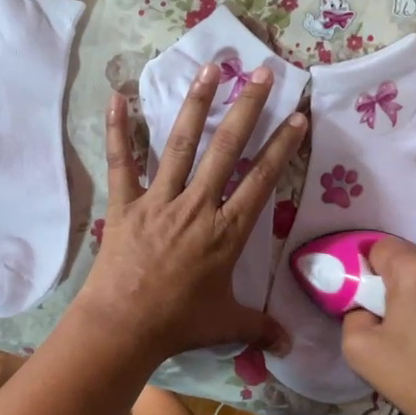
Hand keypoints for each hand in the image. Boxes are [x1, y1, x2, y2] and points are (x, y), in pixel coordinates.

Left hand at [71, 63, 307, 364]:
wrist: (123, 326)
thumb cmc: (178, 323)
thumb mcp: (227, 324)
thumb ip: (261, 327)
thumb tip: (292, 345)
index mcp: (227, 230)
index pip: (261, 179)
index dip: (281, 146)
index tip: (297, 115)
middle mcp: (196, 205)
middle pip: (227, 148)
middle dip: (247, 107)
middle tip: (262, 73)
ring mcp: (158, 199)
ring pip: (181, 144)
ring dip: (197, 104)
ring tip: (211, 69)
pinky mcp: (125, 203)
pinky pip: (121, 161)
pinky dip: (119, 129)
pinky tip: (118, 97)